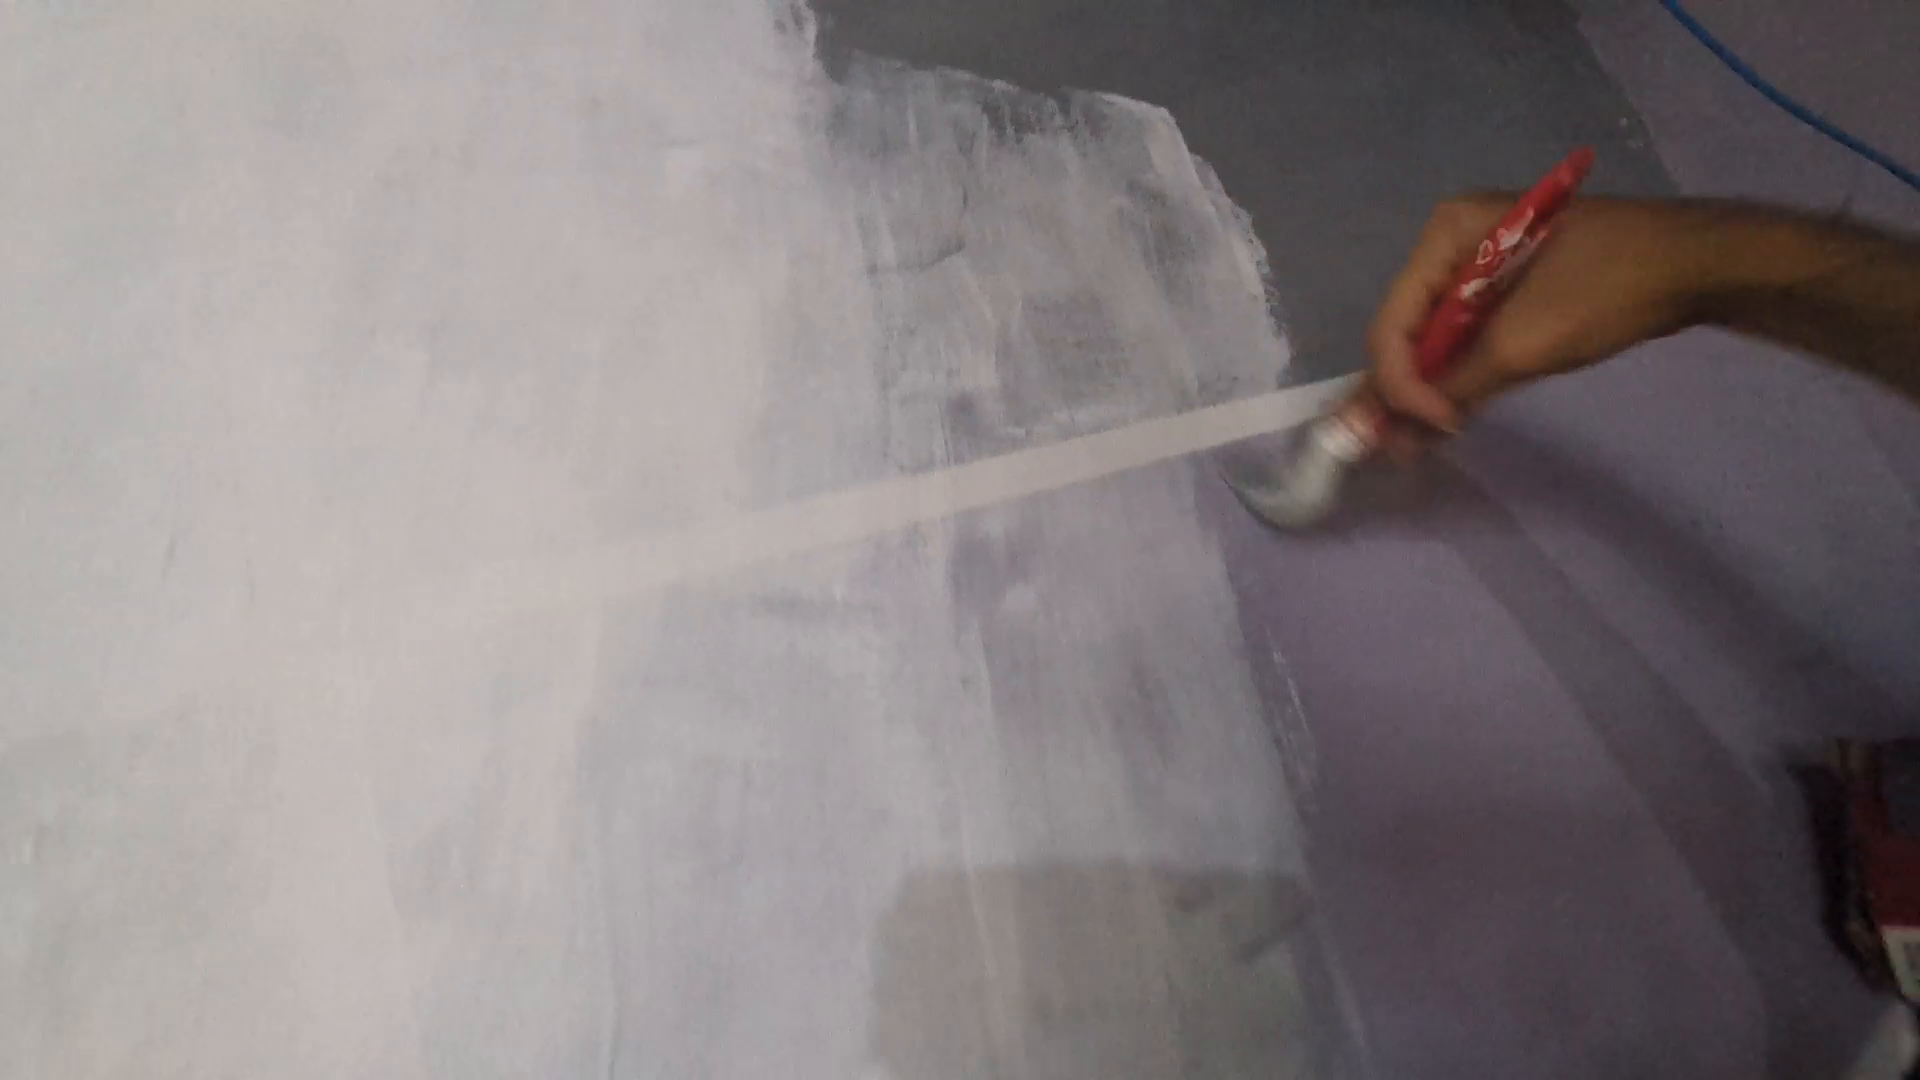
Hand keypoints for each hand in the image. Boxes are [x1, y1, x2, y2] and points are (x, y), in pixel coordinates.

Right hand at [1367, 195, 1716, 436]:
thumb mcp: (1520, 345)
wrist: (1709, 264)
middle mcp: (1446, 248)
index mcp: (1444, 236)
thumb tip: (1399, 437)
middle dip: (1400, 393)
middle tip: (1394, 446)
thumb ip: (1450, 389)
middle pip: (1402, 334)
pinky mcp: (1497, 291)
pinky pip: (1456, 341)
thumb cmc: (1610, 287)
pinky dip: (1450, 380)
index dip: (1399, 384)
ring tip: (1410, 444)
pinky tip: (1439, 418)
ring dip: (1420, 394)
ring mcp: (1471, 268)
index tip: (1427, 427)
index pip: (1392, 325)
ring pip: (1425, 343)